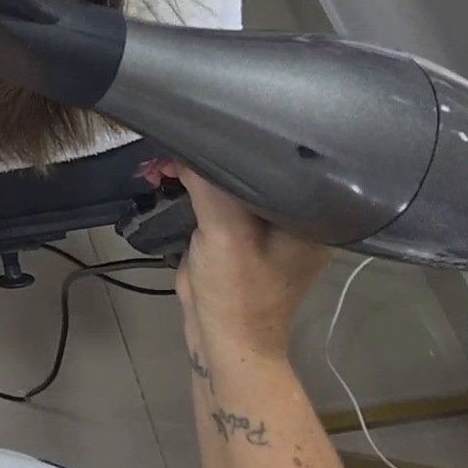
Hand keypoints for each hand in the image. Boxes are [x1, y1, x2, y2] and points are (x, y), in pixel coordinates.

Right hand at [160, 159, 330, 359]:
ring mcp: (263, 226)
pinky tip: (166, 179)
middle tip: (168, 147)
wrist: (223, 340)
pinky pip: (213, 200)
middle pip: (247, 170)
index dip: (238, 143)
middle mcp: (291, 215)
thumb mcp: (225, 234)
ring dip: (191, 173)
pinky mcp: (236, 234)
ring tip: (158, 165)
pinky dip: (188, 189)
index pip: (276, 162)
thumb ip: (210, 188)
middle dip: (205, 157)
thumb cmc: (238, 292)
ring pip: (226, 184)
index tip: (202, 128)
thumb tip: (187, 147)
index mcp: (309, 215)